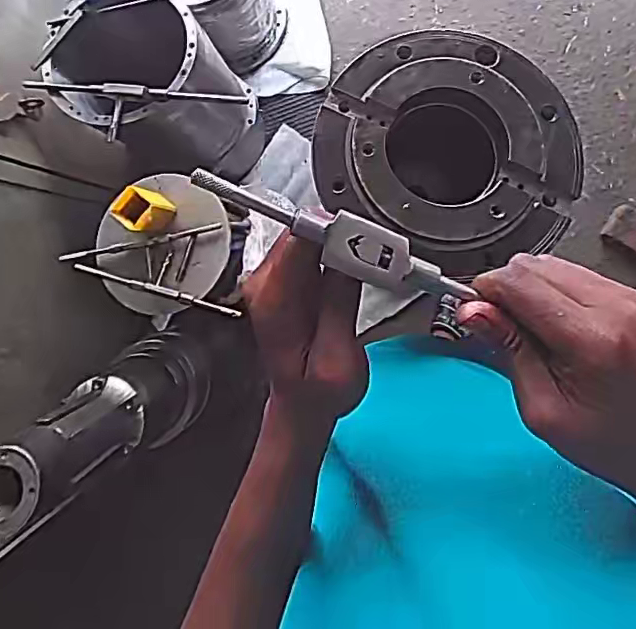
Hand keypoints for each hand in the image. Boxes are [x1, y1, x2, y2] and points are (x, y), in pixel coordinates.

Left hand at [244, 231, 367, 428]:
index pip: (299, 236)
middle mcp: (265, 282)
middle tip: (370, 251)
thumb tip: (350, 254)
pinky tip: (349, 267)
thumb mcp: (338, 357)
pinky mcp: (284, 277)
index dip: (333, 229)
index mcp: (275, 298)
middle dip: (340, 234)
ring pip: (308, 233)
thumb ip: (341, 302)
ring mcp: (271, 277)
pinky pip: (309, 247)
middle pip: (304, 229)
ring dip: (338, 240)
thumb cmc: (318, 392)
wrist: (301, 407)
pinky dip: (333, 249)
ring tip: (364, 260)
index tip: (361, 239)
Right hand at [456, 254, 635, 503]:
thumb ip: (508, 350)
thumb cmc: (614, 447)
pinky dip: (552, 291)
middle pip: (531, 265)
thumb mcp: (544, 411)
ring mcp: (629, 297)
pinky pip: (572, 272)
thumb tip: (473, 310)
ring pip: (549, 263)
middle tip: (502, 328)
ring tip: (534, 333)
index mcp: (595, 340)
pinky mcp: (632, 295)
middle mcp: (617, 308)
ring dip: (528, 289)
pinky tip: (556, 326)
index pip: (518, 282)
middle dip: (505, 290)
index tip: (475, 312)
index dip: (486, 292)